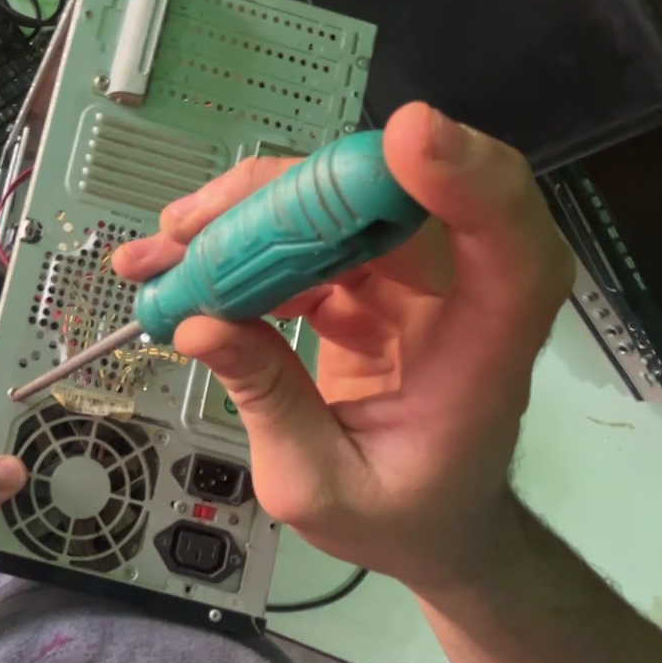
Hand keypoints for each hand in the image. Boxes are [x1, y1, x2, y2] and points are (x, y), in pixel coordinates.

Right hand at [112, 103, 573, 590]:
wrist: (427, 528)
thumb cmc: (402, 518)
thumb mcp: (319, 485)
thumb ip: (269, 404)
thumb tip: (199, 326)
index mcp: (480, 345)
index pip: (507, 240)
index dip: (467, 177)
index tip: (407, 134)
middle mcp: (450, 293)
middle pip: (377, 204)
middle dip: (275, 201)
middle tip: (185, 228)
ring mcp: (400, 284)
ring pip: (323, 214)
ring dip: (234, 223)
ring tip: (155, 252)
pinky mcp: (357, 288)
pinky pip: (293, 248)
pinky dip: (232, 256)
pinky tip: (173, 271)